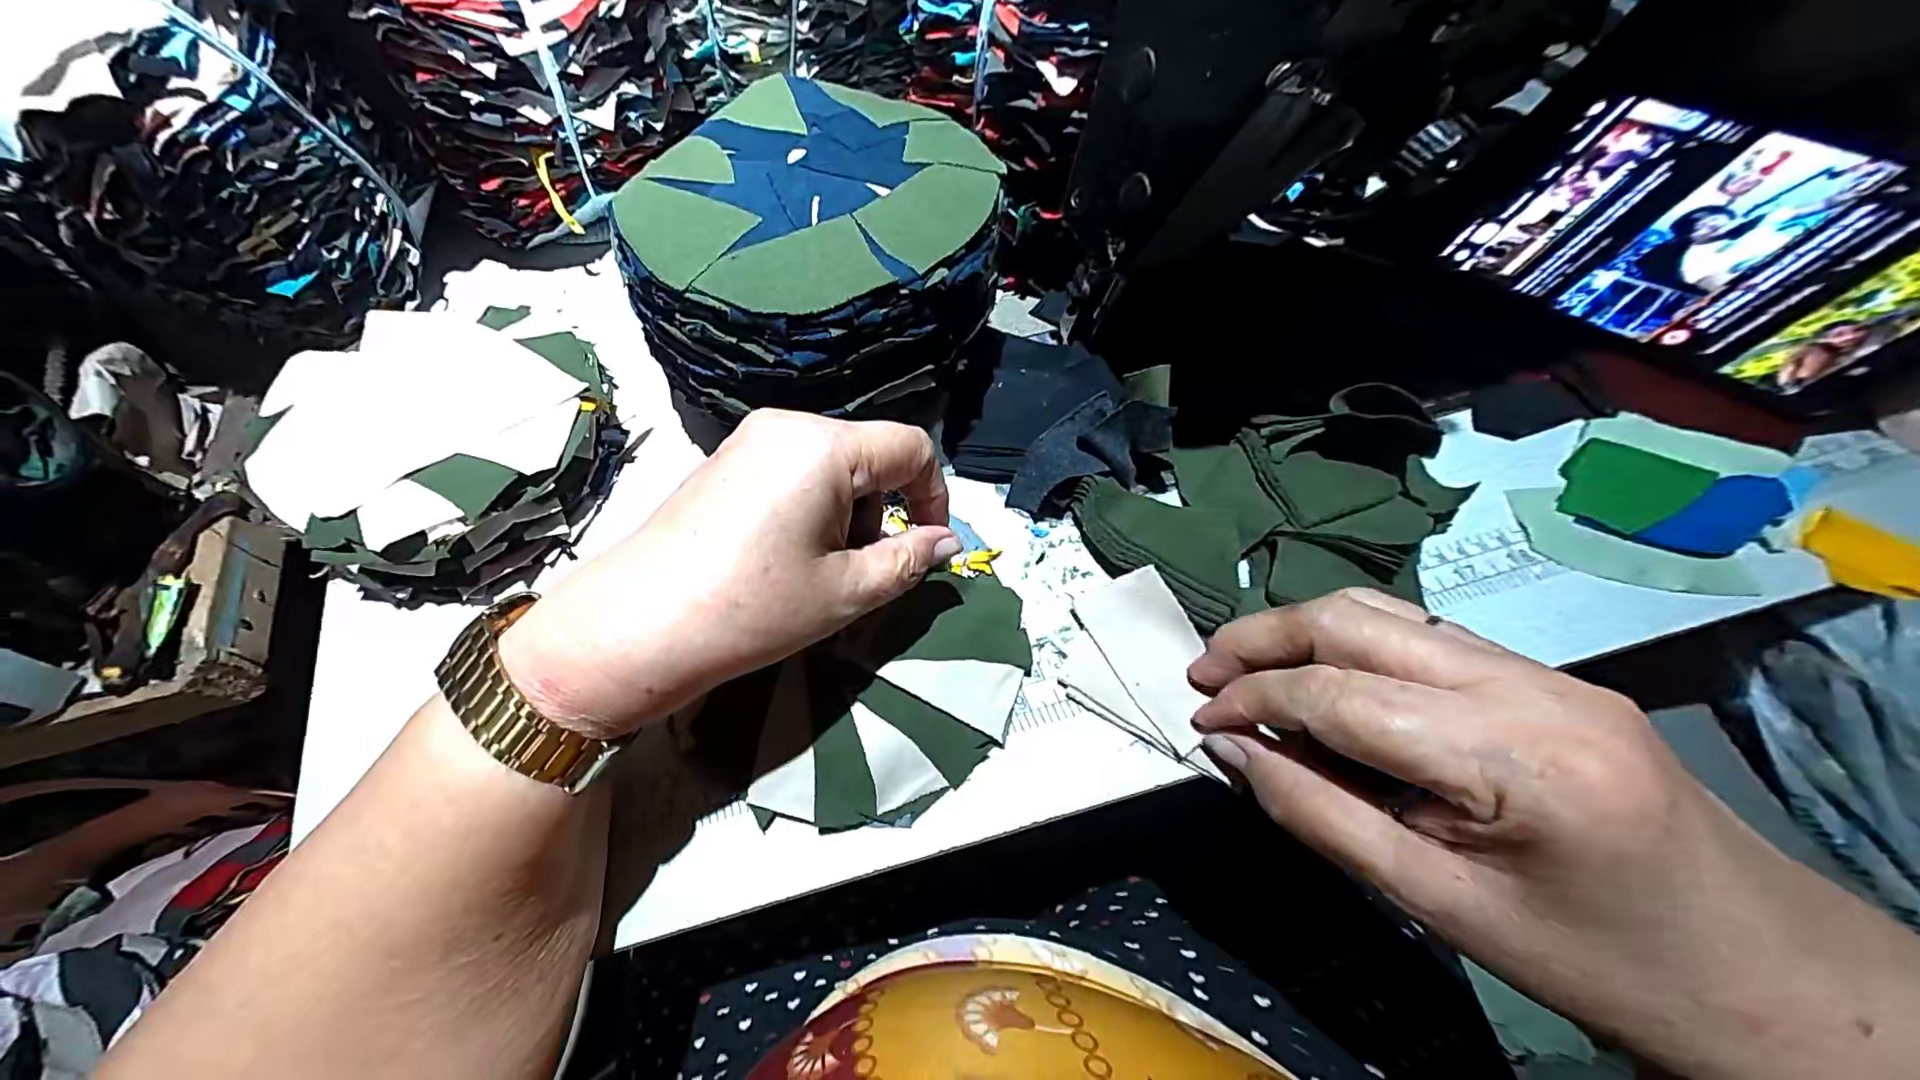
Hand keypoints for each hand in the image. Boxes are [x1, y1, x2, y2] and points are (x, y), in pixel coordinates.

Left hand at [496, 410, 958, 740]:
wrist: (635, 626)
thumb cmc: (752, 609)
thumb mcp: (848, 591)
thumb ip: (909, 559)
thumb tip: (946, 541)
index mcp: (823, 447)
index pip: (911, 447)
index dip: (934, 495)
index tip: (927, 543)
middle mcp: (787, 425)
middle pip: (870, 455)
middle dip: (882, 510)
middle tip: (861, 570)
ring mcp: (750, 439)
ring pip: (834, 464)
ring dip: (848, 512)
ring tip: (819, 569)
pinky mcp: (726, 460)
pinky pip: (795, 470)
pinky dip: (813, 507)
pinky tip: (785, 554)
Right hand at [1188, 589, 1919, 1079]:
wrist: (1776, 982)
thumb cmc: (1601, 964)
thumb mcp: (1439, 905)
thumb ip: (1318, 815)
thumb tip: (1233, 750)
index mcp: (1517, 757)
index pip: (1340, 694)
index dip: (1254, 699)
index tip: (1202, 719)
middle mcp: (1530, 685)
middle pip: (1355, 623)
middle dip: (1262, 638)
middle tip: (1204, 670)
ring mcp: (1542, 670)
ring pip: (1383, 612)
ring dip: (1299, 630)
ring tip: (1245, 664)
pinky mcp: (1542, 675)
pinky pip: (1418, 635)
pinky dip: (1347, 645)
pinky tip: (1318, 675)